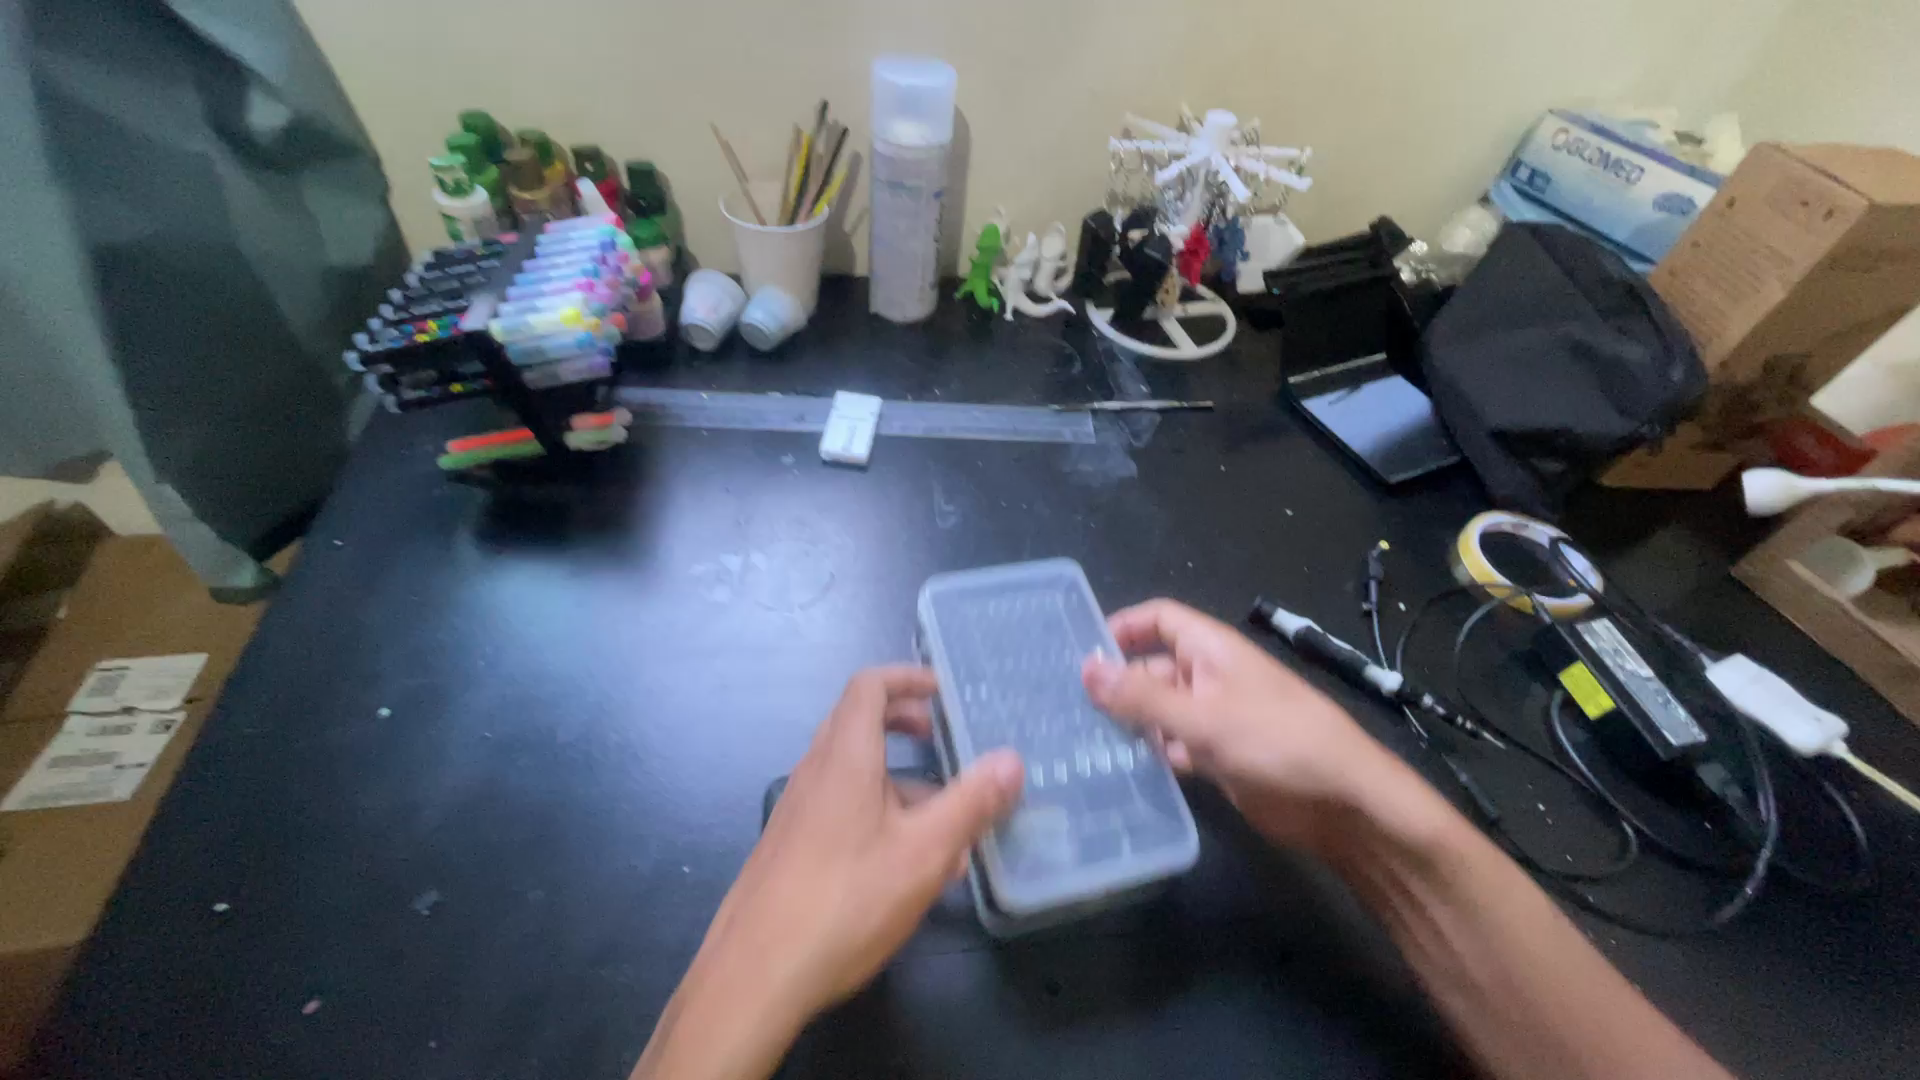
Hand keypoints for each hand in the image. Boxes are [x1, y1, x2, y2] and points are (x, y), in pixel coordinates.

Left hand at [701, 666, 1021, 1017]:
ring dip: (900, 782)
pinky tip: (908, 868)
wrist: (753, 978)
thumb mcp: (924, 852)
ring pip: (854, 773)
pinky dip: (879, 814)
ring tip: (945, 825)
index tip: (942, 692)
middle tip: (943, 742)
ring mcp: (798, 810)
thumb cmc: (845, 901)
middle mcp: (815, 772)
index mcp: (844, 756)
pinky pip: (841, 809)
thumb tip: (1012, 759)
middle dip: (905, 724)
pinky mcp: (792, 846)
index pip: (868, 686)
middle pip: (858, 722)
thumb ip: (971, 802)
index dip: (906, 677)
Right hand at [1081, 599, 1422, 855]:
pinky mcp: (1218, 756)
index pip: (1159, 619)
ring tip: (1080, 740)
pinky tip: (1119, 770)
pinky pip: (1173, 746)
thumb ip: (1142, 695)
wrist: (1344, 805)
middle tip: (1066, 708)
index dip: (1122, 626)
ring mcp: (1214, 718)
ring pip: (1158, 710)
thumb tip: (1086, 668)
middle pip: (1151, 667)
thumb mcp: (1204, 716)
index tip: (1080, 652)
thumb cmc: (1277, 742)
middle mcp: (1209, 677)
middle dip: (1116, 684)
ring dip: (1129, 723)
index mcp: (1211, 650)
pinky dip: (1151, 754)